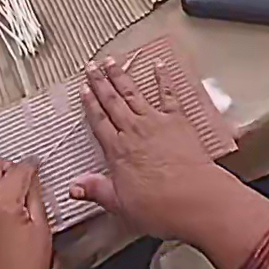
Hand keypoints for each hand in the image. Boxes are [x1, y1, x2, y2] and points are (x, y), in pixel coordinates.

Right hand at [70, 59, 248, 246]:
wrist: (195, 199)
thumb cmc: (160, 207)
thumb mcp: (121, 205)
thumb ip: (97, 191)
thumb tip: (73, 187)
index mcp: (118, 150)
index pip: (99, 121)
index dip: (90, 104)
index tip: (83, 89)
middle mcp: (133, 130)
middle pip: (112, 101)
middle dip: (100, 82)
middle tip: (91, 66)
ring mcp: (155, 121)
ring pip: (133, 93)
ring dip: (120, 76)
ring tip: (111, 61)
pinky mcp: (176, 120)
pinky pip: (167, 94)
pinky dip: (162, 78)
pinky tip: (158, 65)